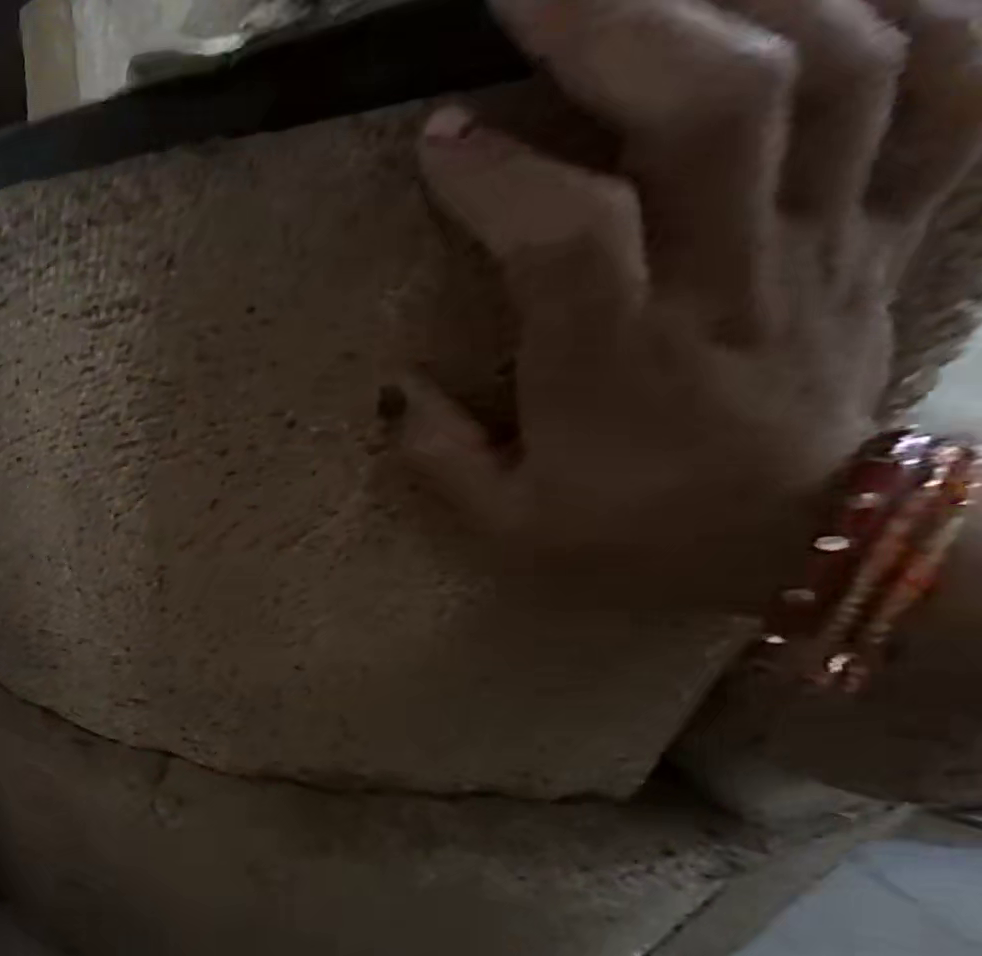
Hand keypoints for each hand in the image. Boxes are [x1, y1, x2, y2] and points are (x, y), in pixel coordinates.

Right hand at [397, 0, 981, 611]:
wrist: (803, 542)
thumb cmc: (631, 532)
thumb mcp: (502, 524)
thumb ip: (435, 455)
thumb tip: (391, 382)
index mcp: (622, 364)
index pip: (568, 237)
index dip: (498, 173)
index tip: (437, 136)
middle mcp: (735, 282)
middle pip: (716, 106)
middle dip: (616, 20)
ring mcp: (831, 239)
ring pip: (840, 61)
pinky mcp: (889, 221)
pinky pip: (957, 74)